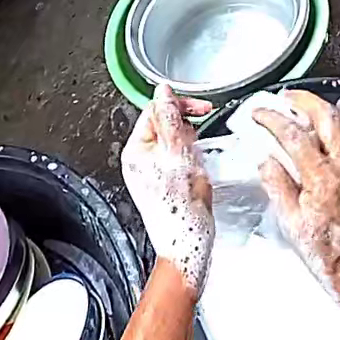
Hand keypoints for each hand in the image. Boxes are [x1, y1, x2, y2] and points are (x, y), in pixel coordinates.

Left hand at [121, 84, 215, 291]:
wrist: (186, 248)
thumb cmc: (183, 209)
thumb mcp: (179, 154)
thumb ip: (170, 118)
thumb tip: (163, 91)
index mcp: (136, 150)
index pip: (155, 110)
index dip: (180, 105)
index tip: (203, 108)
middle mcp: (138, 161)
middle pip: (163, 125)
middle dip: (186, 125)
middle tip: (204, 131)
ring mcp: (149, 173)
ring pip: (172, 142)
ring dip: (190, 142)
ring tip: (199, 157)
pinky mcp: (162, 184)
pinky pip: (176, 159)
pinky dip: (190, 158)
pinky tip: (198, 170)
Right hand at [254, 92, 339, 335]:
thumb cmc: (324, 249)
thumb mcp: (288, 221)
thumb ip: (276, 184)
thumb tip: (265, 158)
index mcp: (322, 181)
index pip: (294, 136)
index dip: (273, 119)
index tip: (261, 114)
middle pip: (325, 117)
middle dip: (302, 100)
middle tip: (285, 97)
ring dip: (324, 105)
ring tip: (306, 101)